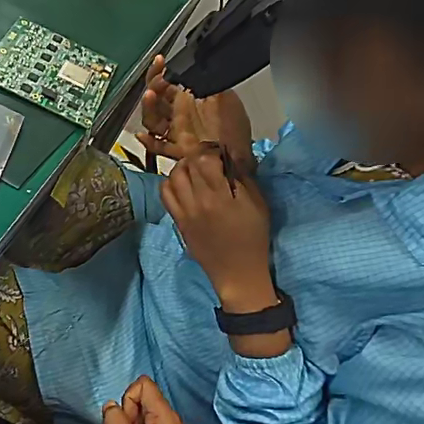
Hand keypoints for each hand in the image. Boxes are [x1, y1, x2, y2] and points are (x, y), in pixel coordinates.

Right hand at [140, 56, 254, 167]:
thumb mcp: (222, 95)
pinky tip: (143, 135)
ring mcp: (176, 132)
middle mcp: (179, 114)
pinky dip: (149, 141)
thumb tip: (187, 69)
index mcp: (189, 98)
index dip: (160, 72)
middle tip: (158, 81)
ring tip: (151, 96)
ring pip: (153, 119)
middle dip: (153, 86)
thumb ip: (203, 82)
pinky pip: (157, 145)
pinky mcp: (177, 150)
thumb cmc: (233, 125)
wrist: (240, 155)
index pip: (167, 82)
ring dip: (149, 107)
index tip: (160, 63)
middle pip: (156, 99)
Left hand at [160, 152, 275, 310]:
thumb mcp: (258, 204)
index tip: (219, 155)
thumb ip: (242, 178)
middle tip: (208, 162)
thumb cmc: (253, 237)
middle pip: (187, 165)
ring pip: (173, 176)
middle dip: (197, 158)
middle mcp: (199, 201)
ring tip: (194, 171)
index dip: (210, 151)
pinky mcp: (177, 220)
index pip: (204, 159)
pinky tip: (182, 185)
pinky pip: (165, 194)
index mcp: (221, 195)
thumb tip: (229, 158)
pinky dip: (170, 183)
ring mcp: (185, 211)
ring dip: (183, 168)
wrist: (237, 271)